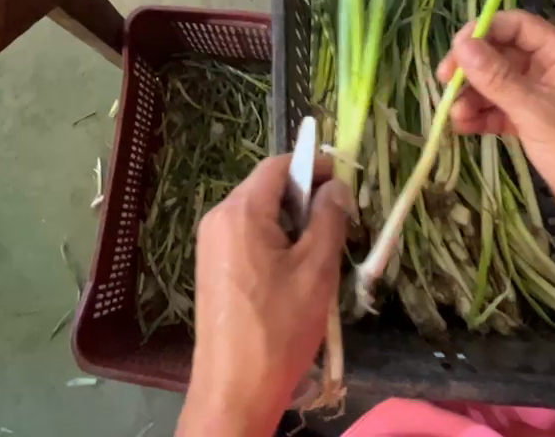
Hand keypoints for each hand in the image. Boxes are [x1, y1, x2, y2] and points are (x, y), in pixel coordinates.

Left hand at [178, 155, 350, 436]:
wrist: (234, 389)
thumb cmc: (279, 328)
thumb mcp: (316, 270)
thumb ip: (329, 219)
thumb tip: (337, 187)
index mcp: (241, 210)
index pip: (279, 165)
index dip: (313, 167)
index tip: (344, 184)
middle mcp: (219, 216)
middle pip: (266, 187)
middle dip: (304, 197)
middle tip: (338, 221)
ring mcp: (210, 241)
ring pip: (258, 212)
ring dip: (290, 221)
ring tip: (320, 251)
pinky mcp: (212, 264)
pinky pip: (246, 234)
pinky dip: (273, 239)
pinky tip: (294, 270)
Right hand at [437, 10, 554, 234]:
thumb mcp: (535, 112)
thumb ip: (496, 77)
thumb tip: (461, 44)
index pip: (518, 25)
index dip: (483, 31)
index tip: (455, 50)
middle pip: (504, 53)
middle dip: (473, 68)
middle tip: (445, 82)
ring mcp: (547, 97)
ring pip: (500, 82)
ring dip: (475, 95)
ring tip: (455, 116)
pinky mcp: (539, 122)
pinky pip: (504, 107)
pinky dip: (484, 114)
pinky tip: (464, 127)